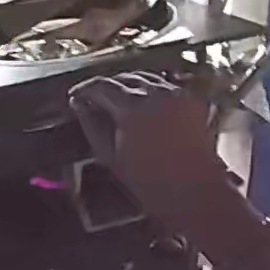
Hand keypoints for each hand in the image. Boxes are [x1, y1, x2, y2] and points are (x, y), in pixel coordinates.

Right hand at [69, 72, 231, 229]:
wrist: (195, 192)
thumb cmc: (148, 180)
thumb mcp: (110, 155)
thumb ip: (92, 124)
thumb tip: (79, 103)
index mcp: (133, 106)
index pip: (101, 86)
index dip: (84, 89)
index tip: (74, 96)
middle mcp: (156, 93)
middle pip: (123, 78)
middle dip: (105, 85)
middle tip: (91, 98)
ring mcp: (177, 95)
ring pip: (145, 78)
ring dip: (127, 85)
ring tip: (114, 99)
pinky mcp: (192, 101)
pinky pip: (164, 86)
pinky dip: (148, 90)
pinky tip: (141, 103)